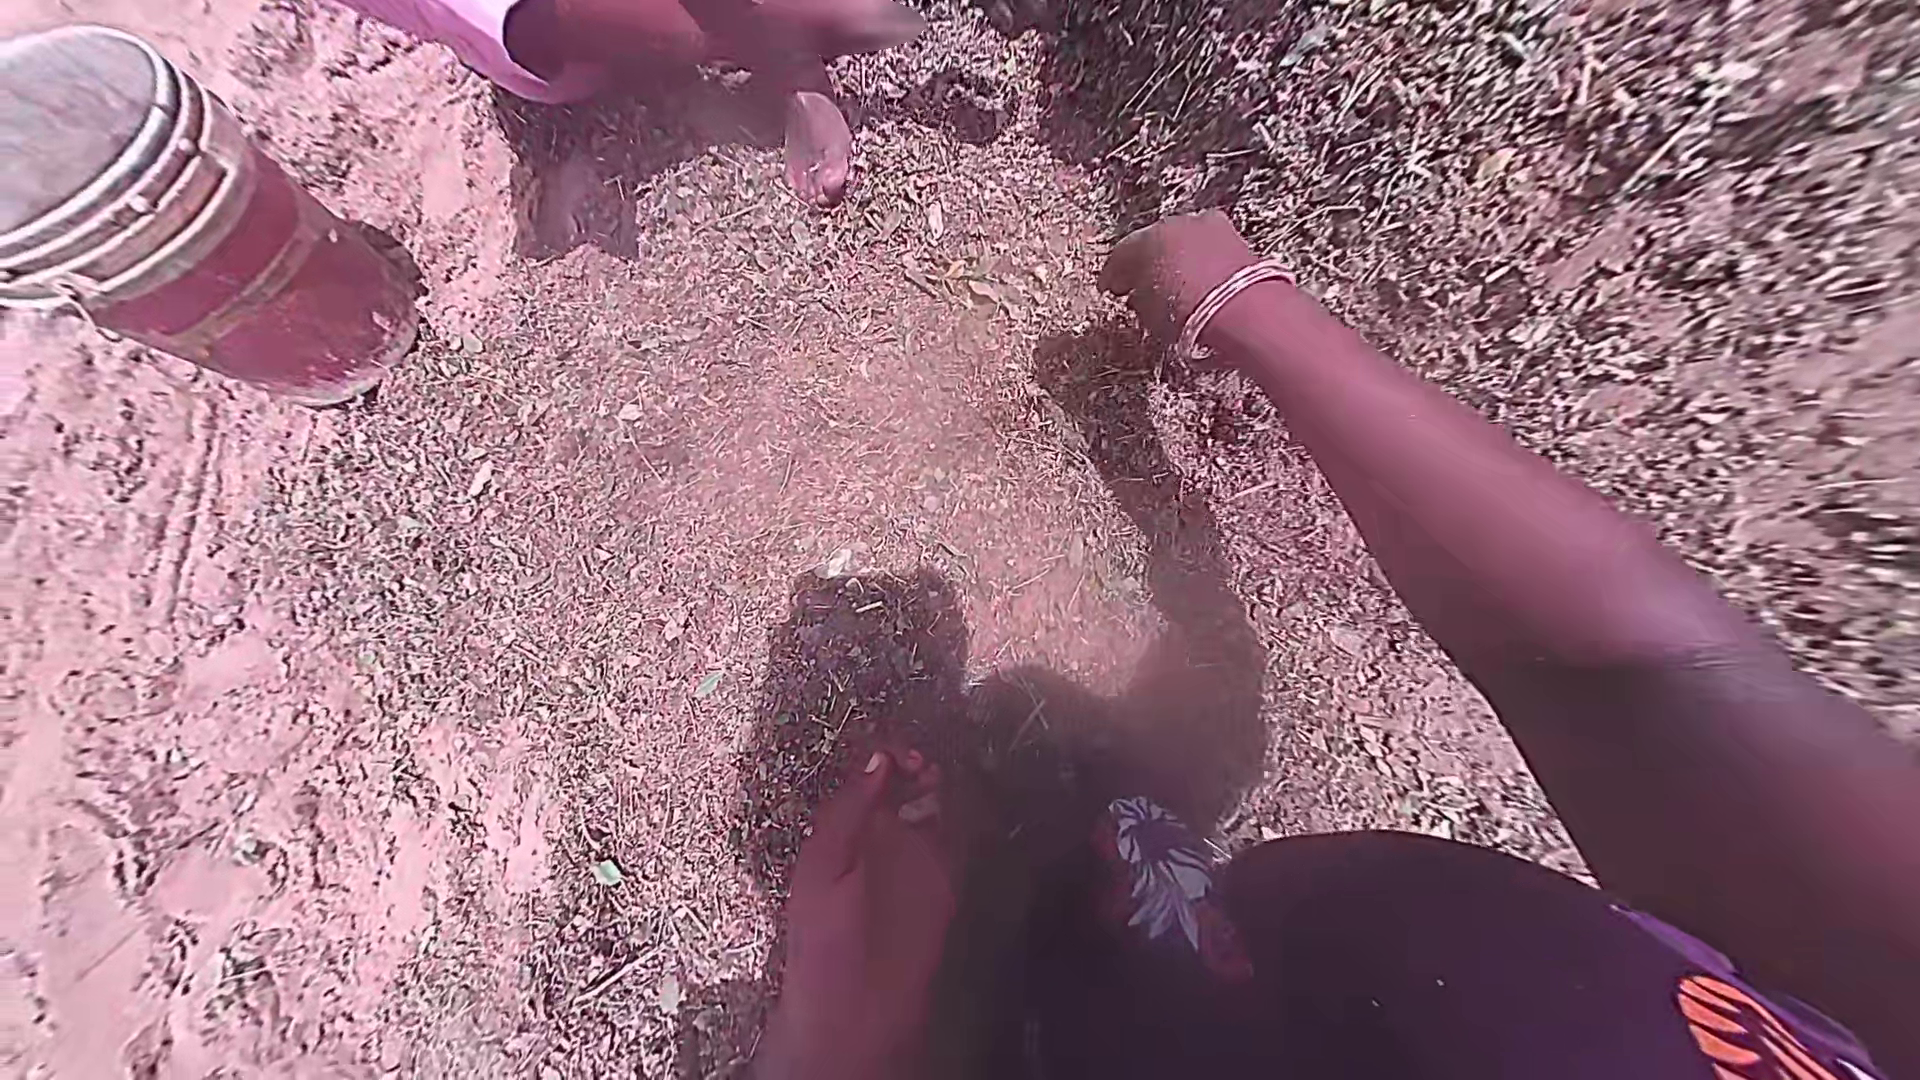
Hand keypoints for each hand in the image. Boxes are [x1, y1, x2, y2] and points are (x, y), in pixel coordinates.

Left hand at [755, 751, 955, 1079]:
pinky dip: (964, 811)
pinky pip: (956, 833)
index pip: (867, 774)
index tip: (902, 751)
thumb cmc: (825, 938)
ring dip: (938, 781)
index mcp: (847, 826)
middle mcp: (881, 831)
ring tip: (939, 779)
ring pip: (931, 799)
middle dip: (914, 762)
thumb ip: (849, 812)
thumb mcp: (824, 867)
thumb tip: (877, 759)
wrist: (855, 1013)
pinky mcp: (942, 875)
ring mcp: (913, 852)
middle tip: (924, 763)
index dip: (884, 754)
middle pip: (902, 780)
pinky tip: (967, 801)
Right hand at [1099, 210, 1258, 343]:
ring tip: (1169, 286)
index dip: (1112, 274)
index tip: (1108, 290)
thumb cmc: (1183, 313)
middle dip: (1144, 264)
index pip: (1121, 254)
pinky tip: (1195, 282)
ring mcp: (1208, 225)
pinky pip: (1204, 248)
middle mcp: (1175, 222)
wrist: (1241, 309)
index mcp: (1146, 239)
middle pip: (1152, 243)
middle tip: (1136, 287)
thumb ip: (1137, 296)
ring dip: (1172, 261)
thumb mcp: (1147, 312)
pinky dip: (1196, 262)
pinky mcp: (1234, 235)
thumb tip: (1135, 293)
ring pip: (1180, 242)